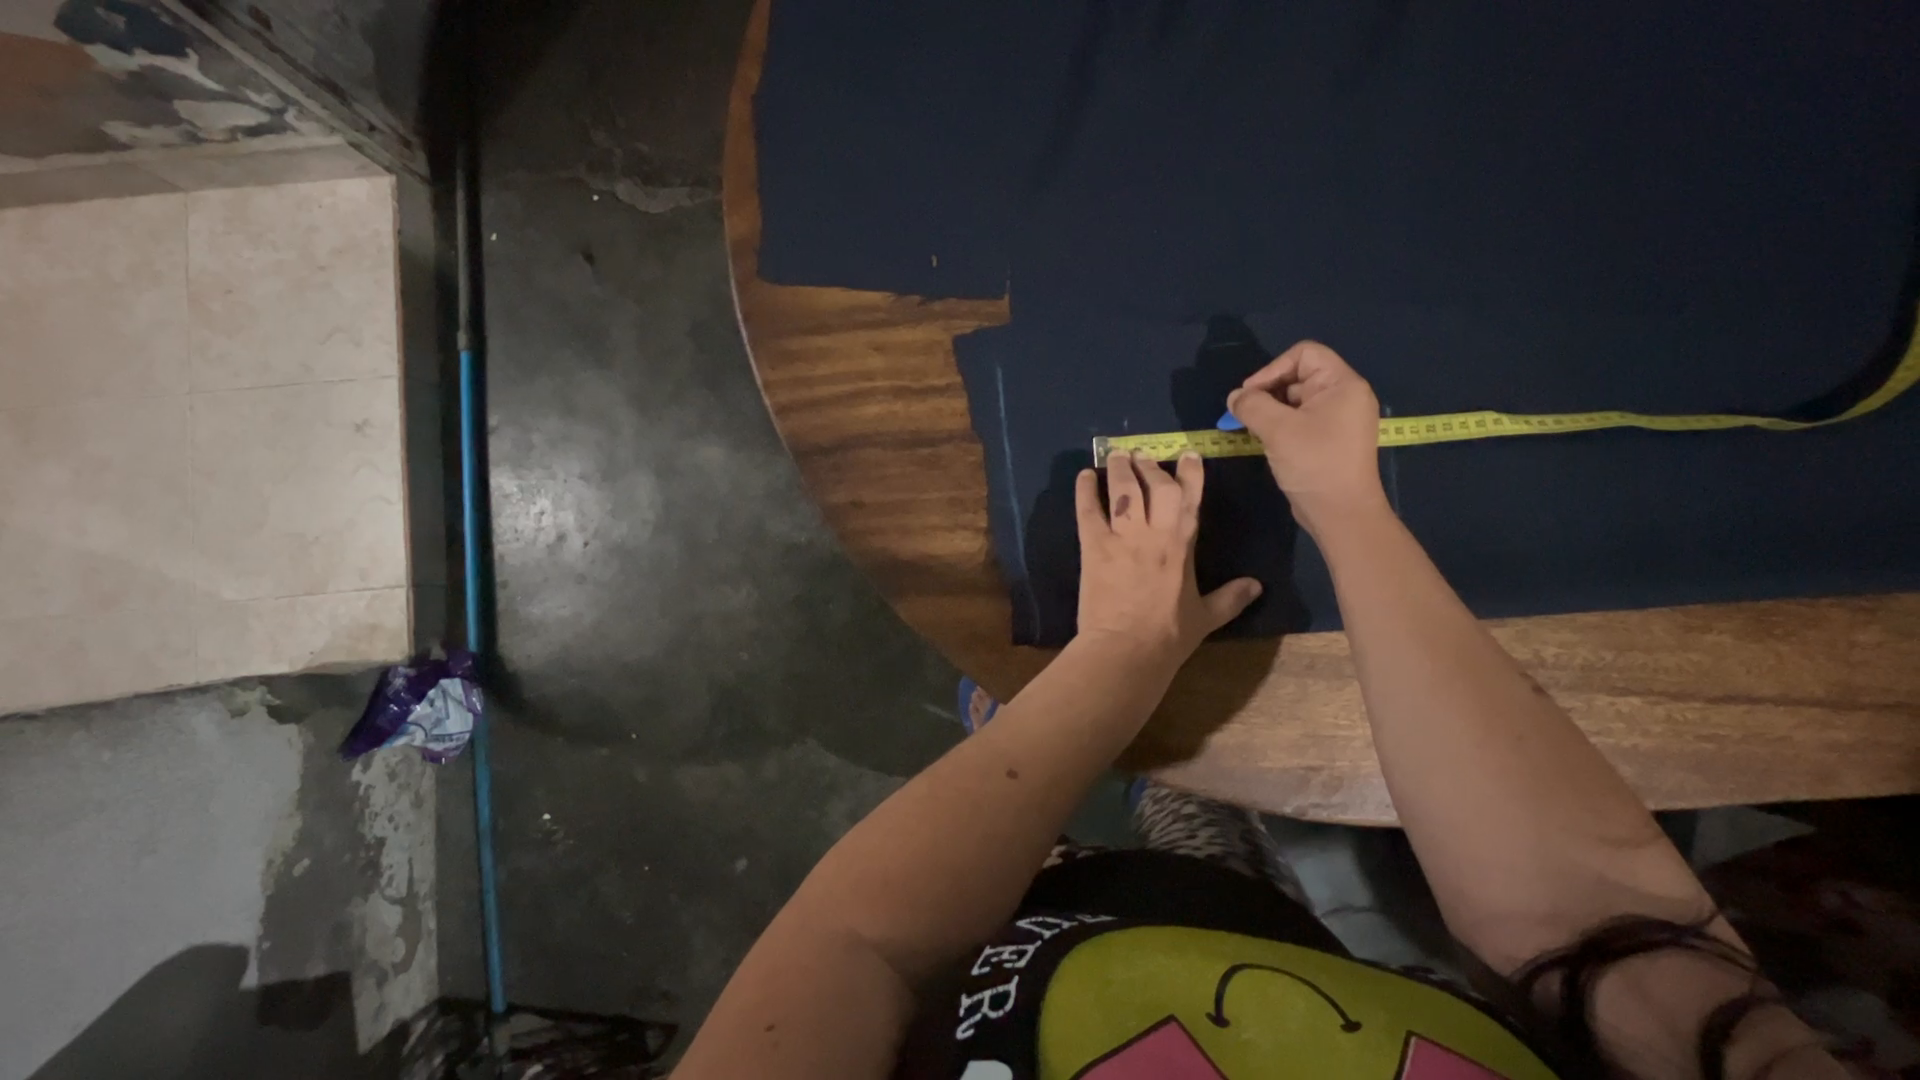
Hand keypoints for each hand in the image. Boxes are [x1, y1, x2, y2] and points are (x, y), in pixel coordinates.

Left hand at [1073, 451, 1262, 661]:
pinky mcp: (1093, 547)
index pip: (1190, 498)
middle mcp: (1154, 532)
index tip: (1187, 455)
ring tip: (1118, 455)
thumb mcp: (1206, 617)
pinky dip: (1085, 490)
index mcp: (1183, 544)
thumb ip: (1230, 598)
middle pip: (1155, 487)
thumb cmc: (1169, 636)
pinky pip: (1088, 510)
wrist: (1127, 649)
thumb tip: (1257, 586)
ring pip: (1122, 491)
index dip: (1190, 473)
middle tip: (1143, 455)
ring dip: (1120, 470)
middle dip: (1150, 466)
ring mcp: (1122, 537)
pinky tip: (1084, 476)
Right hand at [1226, 340, 1389, 535]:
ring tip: (1249, 428)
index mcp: (1342, 385)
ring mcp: (1337, 420)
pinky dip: (1278, 425)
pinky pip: (1299, 420)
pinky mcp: (1328, 440)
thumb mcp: (1278, 429)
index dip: (1272, 368)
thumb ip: (1251, 405)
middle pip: (1298, 376)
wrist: (1341, 513)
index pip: (1304, 354)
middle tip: (1243, 414)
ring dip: (1269, 410)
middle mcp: (1344, 397)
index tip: (1250, 394)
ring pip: (1295, 401)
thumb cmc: (1314, 464)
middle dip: (1267, 392)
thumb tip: (1234, 397)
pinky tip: (1263, 440)